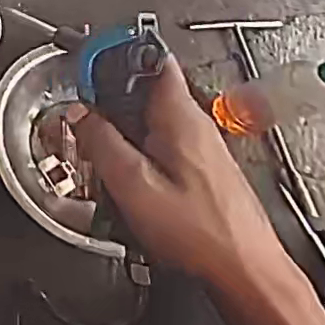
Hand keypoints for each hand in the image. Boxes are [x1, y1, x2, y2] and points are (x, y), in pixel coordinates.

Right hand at [67, 56, 305, 291]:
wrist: (244, 270)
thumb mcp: (134, 185)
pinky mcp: (200, 166)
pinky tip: (128, 180)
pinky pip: (161, 144)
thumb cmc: (201, 232)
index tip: (91, 65)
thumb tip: (80, 114)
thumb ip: (103, 143)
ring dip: (123, 129)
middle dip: (112, 100)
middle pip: (146, 90)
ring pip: (151, 119)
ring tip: (103, 156)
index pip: (153, 59)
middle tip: (86, 121)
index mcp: (180, 116)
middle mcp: (194, 124)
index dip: (119, 54)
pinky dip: (138, 152)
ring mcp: (200, 145)